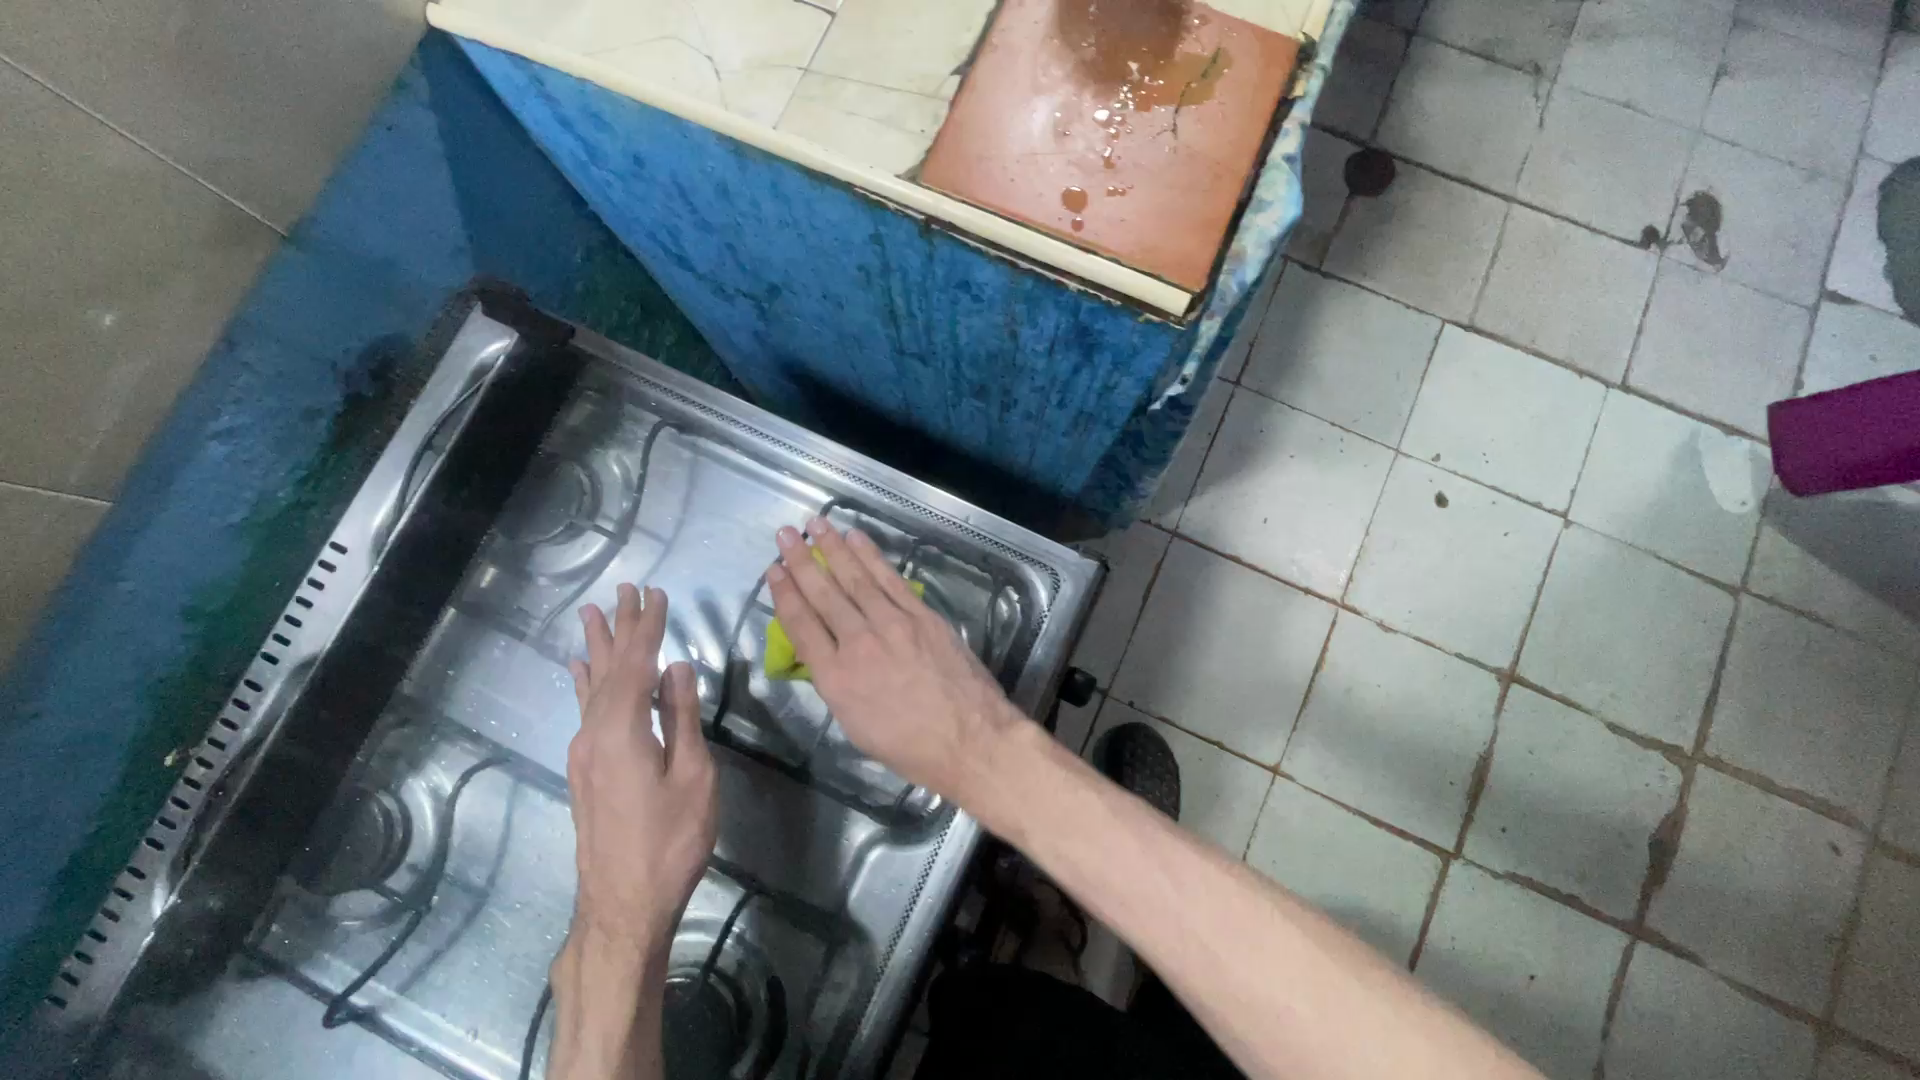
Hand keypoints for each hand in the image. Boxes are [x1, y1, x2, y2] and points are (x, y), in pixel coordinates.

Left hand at [562, 583, 716, 955]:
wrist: (623, 905)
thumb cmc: (669, 841)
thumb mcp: (691, 776)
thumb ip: (680, 718)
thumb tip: (677, 667)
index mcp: (621, 730)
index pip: (636, 664)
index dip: (647, 627)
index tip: (656, 594)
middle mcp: (594, 733)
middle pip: (609, 669)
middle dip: (620, 629)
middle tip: (624, 590)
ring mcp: (585, 754)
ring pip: (592, 688)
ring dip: (598, 650)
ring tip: (592, 615)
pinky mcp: (586, 772)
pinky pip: (585, 710)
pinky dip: (587, 683)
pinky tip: (581, 674)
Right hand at [765, 519, 1024, 799]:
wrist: (970, 739)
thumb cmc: (911, 748)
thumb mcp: (856, 727)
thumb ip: (838, 686)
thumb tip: (828, 657)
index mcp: (836, 679)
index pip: (801, 627)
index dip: (784, 596)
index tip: (773, 572)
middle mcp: (859, 644)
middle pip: (823, 595)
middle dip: (801, 562)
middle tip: (784, 535)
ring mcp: (893, 625)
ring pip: (855, 579)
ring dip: (833, 549)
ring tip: (815, 524)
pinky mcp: (922, 616)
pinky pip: (890, 580)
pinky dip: (871, 557)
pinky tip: (856, 540)